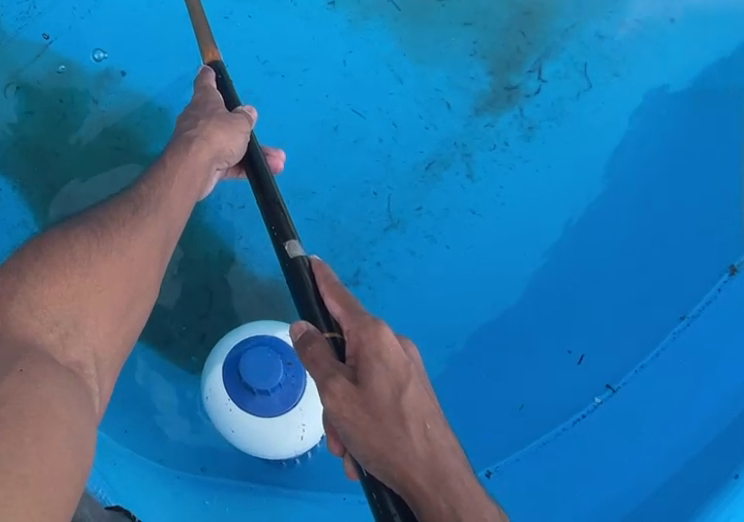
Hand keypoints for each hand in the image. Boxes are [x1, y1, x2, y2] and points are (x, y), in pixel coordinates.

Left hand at [161, 66, 283, 200]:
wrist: (194, 168)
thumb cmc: (217, 135)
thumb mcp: (239, 123)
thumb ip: (245, 117)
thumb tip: (248, 111)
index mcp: (205, 100)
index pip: (205, 82)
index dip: (209, 75)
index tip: (208, 69)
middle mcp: (198, 118)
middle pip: (221, 119)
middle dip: (242, 128)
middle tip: (257, 132)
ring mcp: (198, 142)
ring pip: (228, 144)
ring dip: (251, 152)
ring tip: (277, 161)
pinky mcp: (201, 163)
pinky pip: (226, 163)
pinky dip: (242, 167)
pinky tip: (263, 173)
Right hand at [290, 259, 505, 521]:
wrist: (440, 483)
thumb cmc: (384, 433)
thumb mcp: (335, 394)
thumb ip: (315, 355)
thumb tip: (303, 326)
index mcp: (373, 336)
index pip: (339, 297)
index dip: (322, 279)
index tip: (311, 260)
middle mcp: (392, 344)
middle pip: (343, 348)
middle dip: (329, 385)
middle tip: (331, 423)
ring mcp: (407, 368)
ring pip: (357, 376)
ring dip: (345, 410)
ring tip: (348, 447)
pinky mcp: (416, 392)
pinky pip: (376, 392)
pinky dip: (364, 417)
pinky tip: (364, 451)